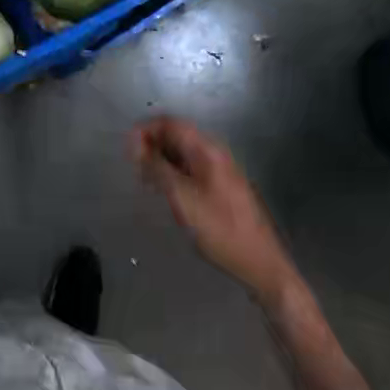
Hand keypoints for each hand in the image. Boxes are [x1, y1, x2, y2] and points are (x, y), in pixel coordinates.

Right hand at [130, 116, 295, 299]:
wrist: (262, 265)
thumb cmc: (220, 230)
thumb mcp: (183, 198)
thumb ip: (158, 168)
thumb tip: (136, 142)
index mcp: (208, 150)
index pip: (172, 123)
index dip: (146, 129)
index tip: (127, 146)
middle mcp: (215, 153)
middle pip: (178, 136)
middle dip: (152, 145)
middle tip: (133, 166)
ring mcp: (220, 171)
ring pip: (184, 154)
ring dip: (162, 160)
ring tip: (144, 180)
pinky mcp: (221, 187)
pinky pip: (192, 169)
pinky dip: (174, 173)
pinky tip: (164, 191)